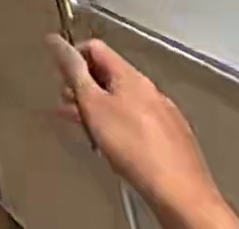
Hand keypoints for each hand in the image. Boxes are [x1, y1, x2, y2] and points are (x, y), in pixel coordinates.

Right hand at [48, 36, 238, 228]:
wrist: (182, 198)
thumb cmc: (135, 149)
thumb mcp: (91, 103)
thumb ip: (72, 69)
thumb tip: (55, 40)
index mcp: (132, 77)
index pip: (94, 47)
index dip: (73, 57)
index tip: (61, 76)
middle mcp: (151, 91)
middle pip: (107, 75)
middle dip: (83, 88)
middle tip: (70, 105)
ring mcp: (165, 116)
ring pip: (122, 100)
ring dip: (99, 108)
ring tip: (87, 128)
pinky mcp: (173, 140)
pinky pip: (138, 121)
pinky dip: (119, 126)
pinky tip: (113, 145)